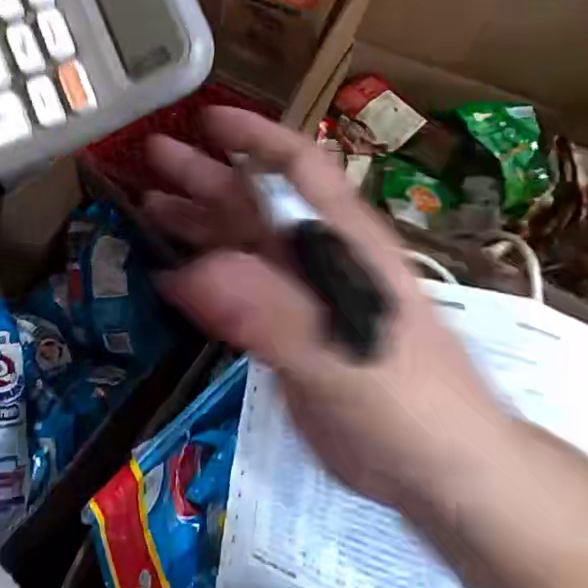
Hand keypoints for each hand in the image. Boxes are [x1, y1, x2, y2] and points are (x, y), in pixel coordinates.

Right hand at [142, 108, 516, 511]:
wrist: (440, 469)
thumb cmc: (409, 399)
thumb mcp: (344, 355)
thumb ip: (271, 313)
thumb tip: (189, 272)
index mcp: (342, 239)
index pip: (299, 167)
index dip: (255, 136)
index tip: (208, 118)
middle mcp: (319, 256)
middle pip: (257, 200)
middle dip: (207, 173)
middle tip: (154, 152)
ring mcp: (303, 295)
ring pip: (243, 243)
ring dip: (198, 220)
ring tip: (148, 203)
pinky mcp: (289, 334)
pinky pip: (237, 291)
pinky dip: (202, 279)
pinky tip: (168, 277)